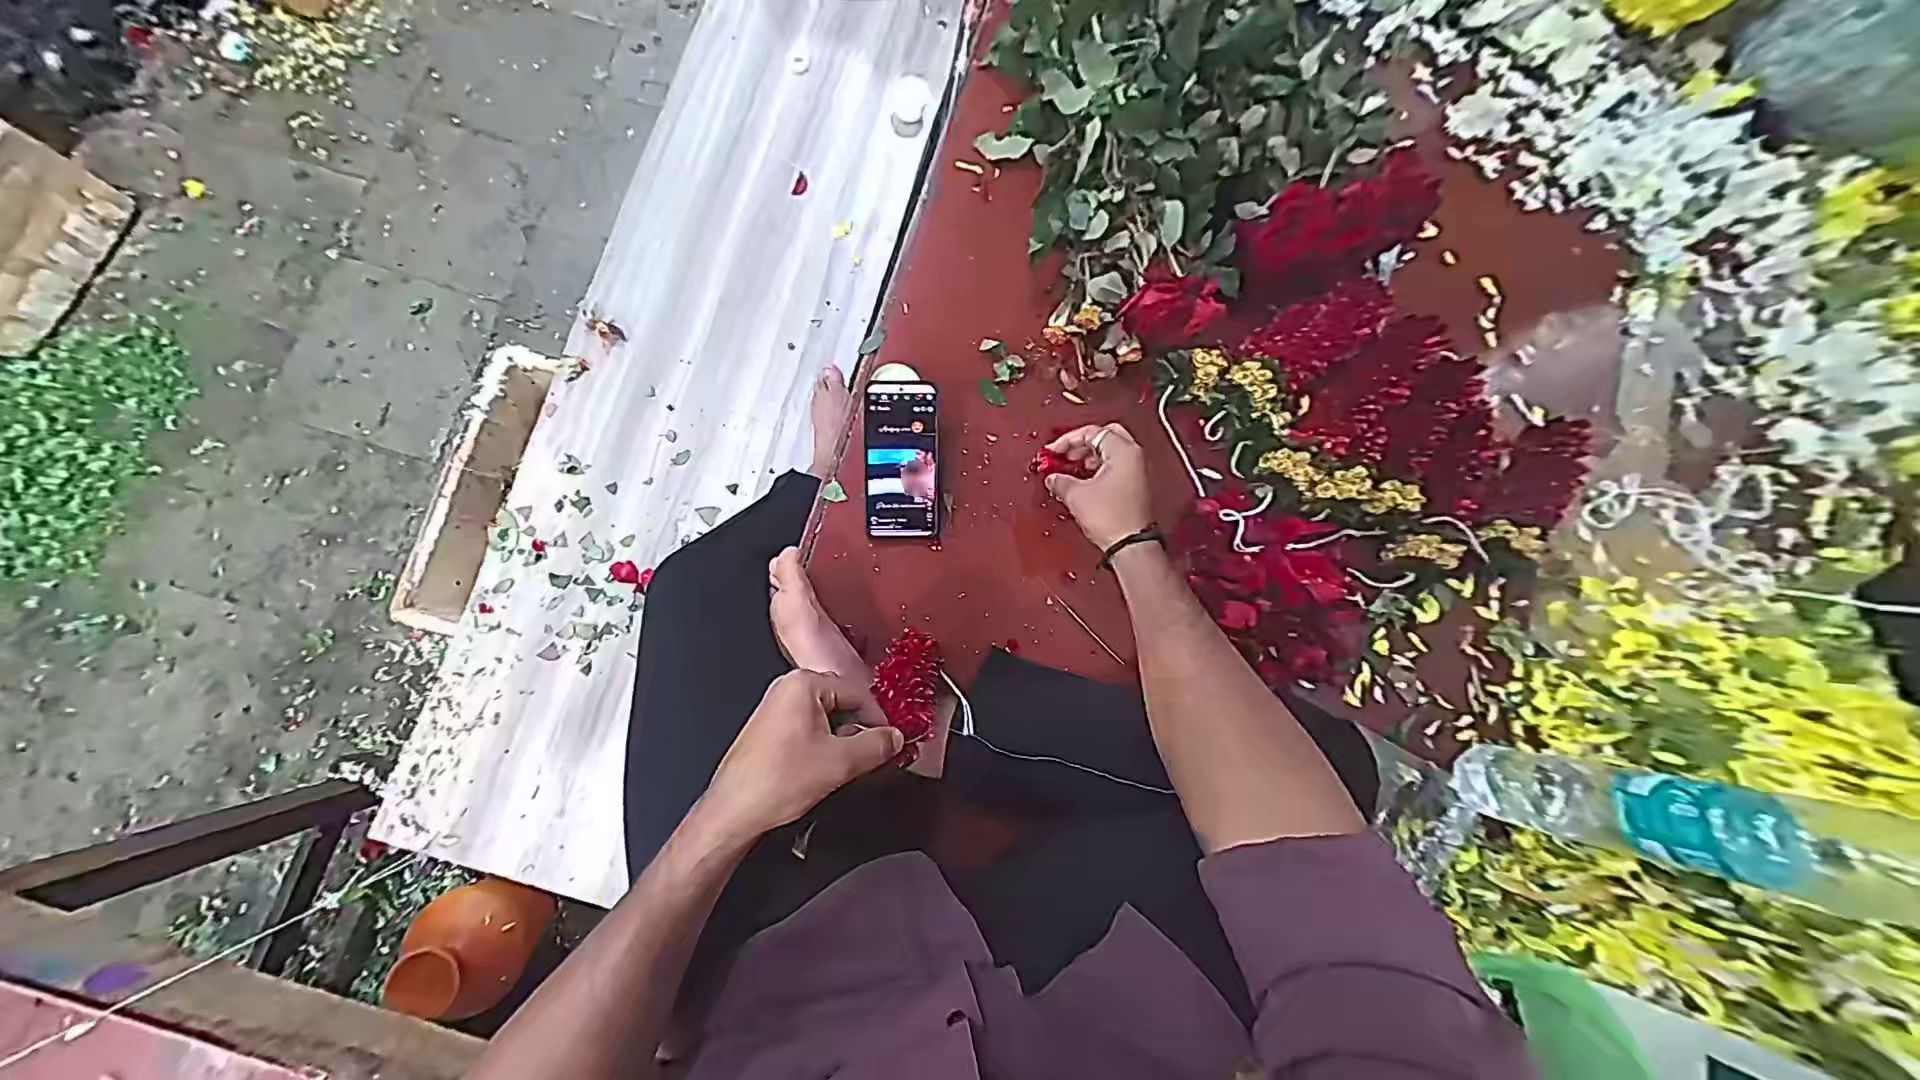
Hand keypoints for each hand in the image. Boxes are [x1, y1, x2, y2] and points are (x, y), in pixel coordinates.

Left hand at [696, 670, 903, 843]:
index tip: (891, 741)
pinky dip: (824, 748)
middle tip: (869, 759)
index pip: (859, 693)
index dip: (878, 720)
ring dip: (842, 743)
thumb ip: (876, 745)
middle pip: (844, 704)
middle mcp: (788, 689)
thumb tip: (894, 737)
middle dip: (859, 733)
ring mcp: (777, 709)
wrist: (733, 813)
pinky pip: (810, 730)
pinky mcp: (772, 730)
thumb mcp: (841, 762)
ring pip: (828, 720)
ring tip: (841, 769)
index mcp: (803, 684)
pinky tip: (823, 772)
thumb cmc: (774, 783)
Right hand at [1044, 423, 1152, 550]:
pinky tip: (1083, 482)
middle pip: (1104, 436)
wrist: (1130, 544)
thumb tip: (1053, 478)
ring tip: (1069, 469)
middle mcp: (1135, 457)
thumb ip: (1060, 480)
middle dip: (1080, 444)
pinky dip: (1097, 469)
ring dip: (1088, 457)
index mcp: (1124, 451)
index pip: (1092, 432)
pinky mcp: (1135, 486)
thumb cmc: (1113, 519)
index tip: (1053, 451)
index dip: (1067, 440)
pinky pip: (1114, 467)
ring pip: (1110, 452)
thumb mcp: (1076, 495)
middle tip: (1063, 454)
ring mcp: (1137, 471)